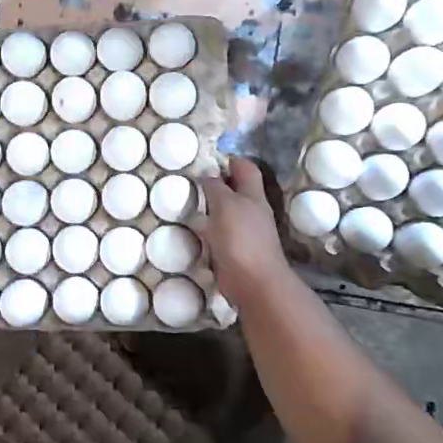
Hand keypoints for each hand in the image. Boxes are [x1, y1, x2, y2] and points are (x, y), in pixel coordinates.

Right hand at [198, 156, 294, 306]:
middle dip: (218, 185)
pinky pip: (221, 236)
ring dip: (211, 209)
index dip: (230, 160)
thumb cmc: (240, 238)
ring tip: (187, 205)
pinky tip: (193, 233)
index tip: (208, 159)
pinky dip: (209, 232)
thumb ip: (216, 188)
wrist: (254, 282)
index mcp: (253, 195)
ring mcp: (246, 233)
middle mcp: (252, 211)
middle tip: (192, 182)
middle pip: (237, 191)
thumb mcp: (225, 205)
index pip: (245, 168)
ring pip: (227, 214)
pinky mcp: (236, 252)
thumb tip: (210, 174)